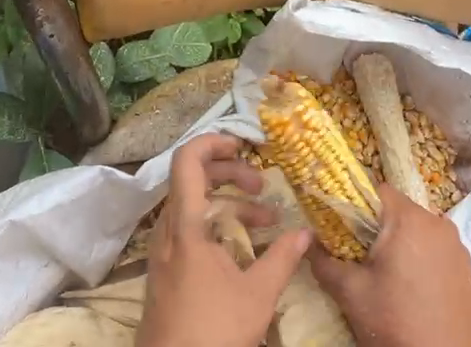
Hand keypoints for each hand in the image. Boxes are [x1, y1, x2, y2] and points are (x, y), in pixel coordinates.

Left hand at [137, 133, 312, 346]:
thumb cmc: (213, 332)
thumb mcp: (257, 295)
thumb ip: (283, 258)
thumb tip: (307, 232)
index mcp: (185, 225)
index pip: (187, 160)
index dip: (213, 142)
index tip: (244, 146)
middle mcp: (168, 230)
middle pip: (192, 178)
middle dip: (229, 173)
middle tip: (262, 186)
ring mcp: (163, 251)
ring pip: (193, 207)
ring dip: (228, 204)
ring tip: (268, 221)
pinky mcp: (165, 270)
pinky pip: (189, 230)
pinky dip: (216, 226)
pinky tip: (244, 247)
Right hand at [310, 187, 470, 346]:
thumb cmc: (397, 324)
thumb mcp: (351, 294)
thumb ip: (324, 262)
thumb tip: (307, 242)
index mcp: (410, 220)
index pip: (376, 191)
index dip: (355, 205)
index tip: (342, 229)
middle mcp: (439, 224)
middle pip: (398, 213)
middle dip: (377, 231)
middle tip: (361, 260)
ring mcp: (459, 249)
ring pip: (419, 233)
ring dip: (401, 247)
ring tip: (387, 281)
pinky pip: (438, 254)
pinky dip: (423, 264)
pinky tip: (414, 294)